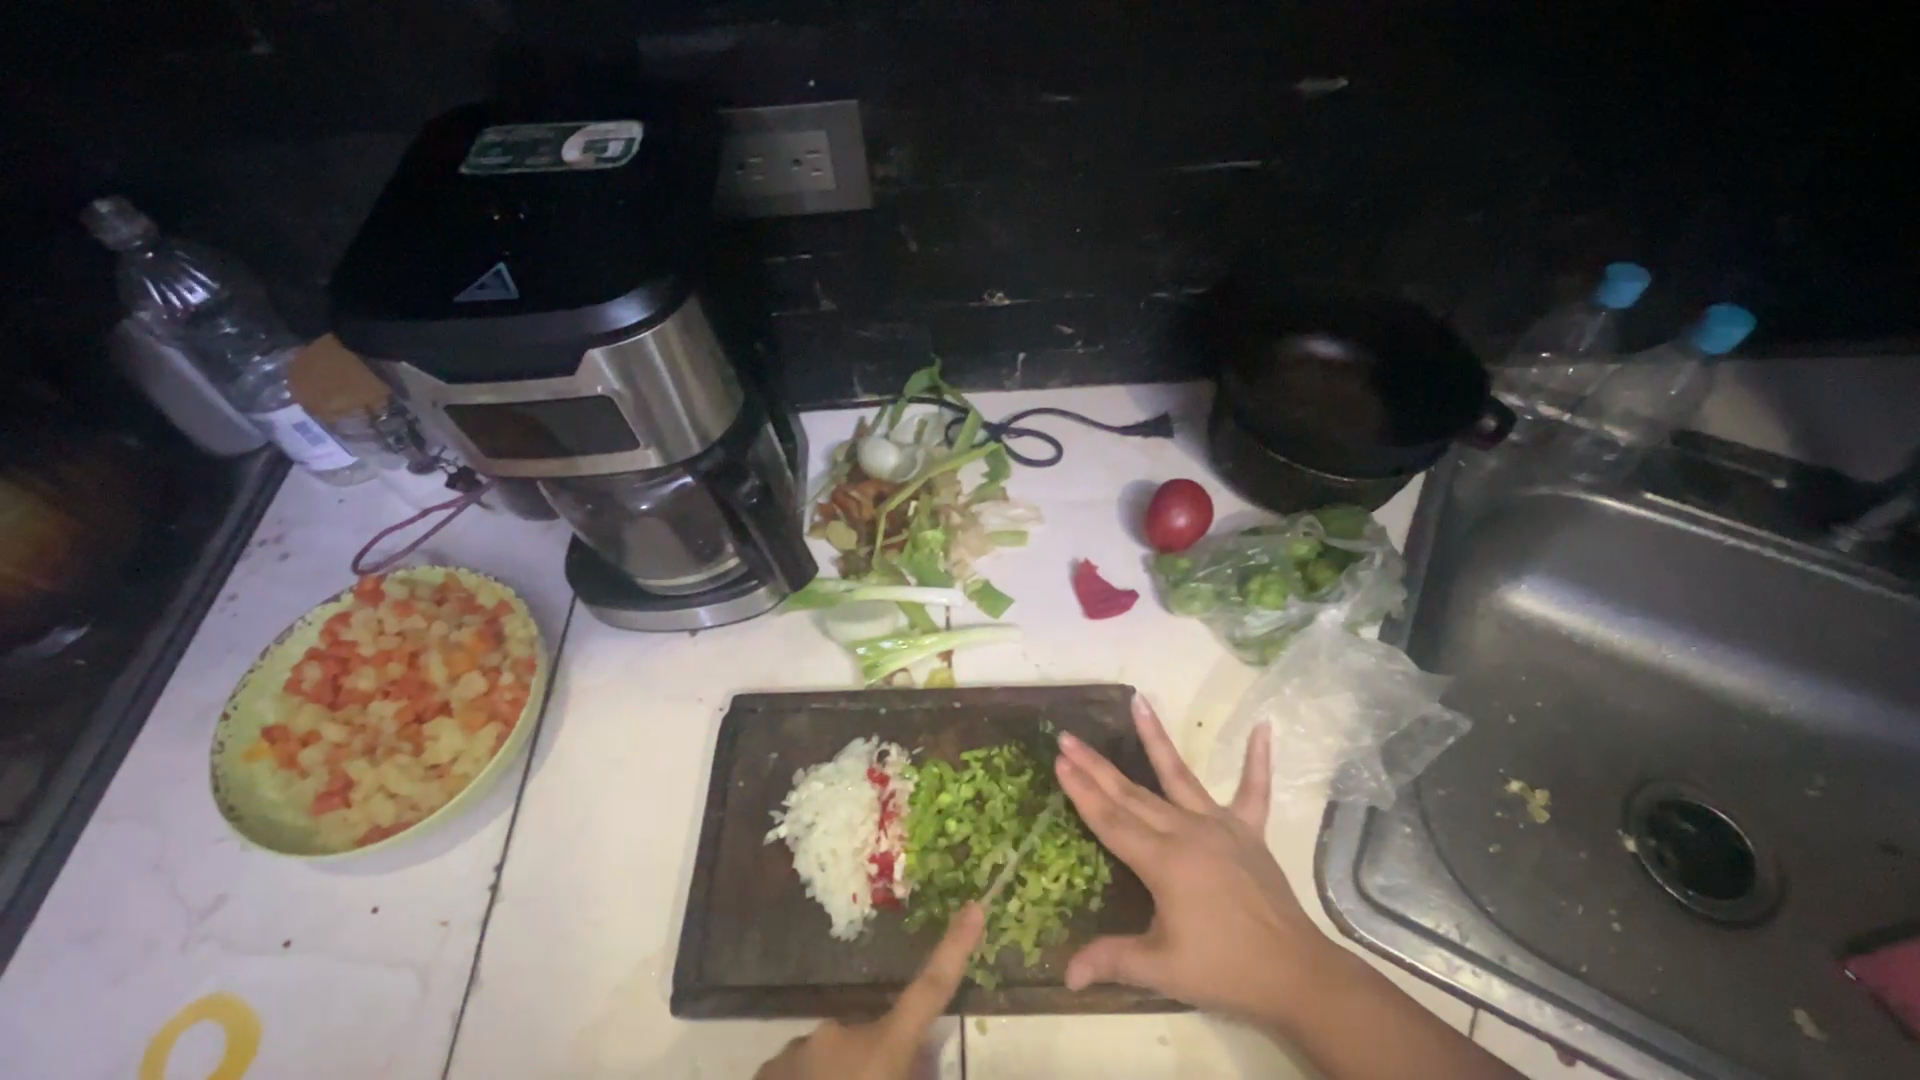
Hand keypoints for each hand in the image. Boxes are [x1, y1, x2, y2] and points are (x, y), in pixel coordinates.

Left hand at [754, 903, 984, 1079]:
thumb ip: (914, 1070)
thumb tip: (921, 1063)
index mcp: (882, 1047)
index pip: (930, 989)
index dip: (955, 947)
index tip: (974, 906)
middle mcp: (841, 1033)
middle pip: (873, 1044)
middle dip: (879, 1071)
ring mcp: (799, 1050)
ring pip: (833, 1064)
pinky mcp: (767, 1071)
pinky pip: (799, 1076)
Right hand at [1054, 695, 1333, 1022]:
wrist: (1295, 974)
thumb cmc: (1224, 970)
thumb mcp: (1162, 968)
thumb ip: (1112, 960)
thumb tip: (1067, 976)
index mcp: (1163, 861)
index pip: (1111, 820)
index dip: (1082, 791)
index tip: (1058, 761)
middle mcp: (1188, 832)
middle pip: (1132, 794)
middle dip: (1096, 765)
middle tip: (1068, 737)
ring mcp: (1222, 827)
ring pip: (1179, 777)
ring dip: (1156, 739)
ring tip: (1139, 702)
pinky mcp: (1250, 832)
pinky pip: (1254, 790)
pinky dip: (1258, 761)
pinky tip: (1263, 727)